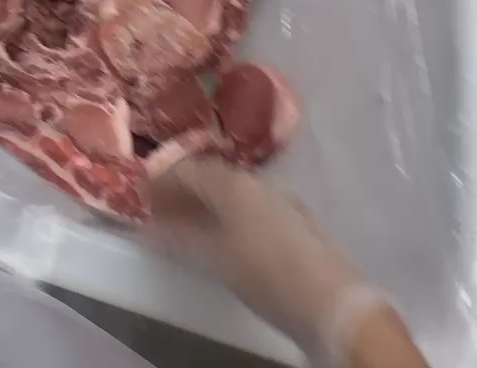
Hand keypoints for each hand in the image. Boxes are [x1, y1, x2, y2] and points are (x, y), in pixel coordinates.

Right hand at [145, 156, 393, 366]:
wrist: (336, 307)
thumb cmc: (265, 273)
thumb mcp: (211, 257)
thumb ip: (175, 237)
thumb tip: (146, 227)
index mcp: (230, 181)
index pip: (183, 169)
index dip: (158, 181)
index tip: (139, 197)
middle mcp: (255, 181)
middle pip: (208, 177)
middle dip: (181, 191)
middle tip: (160, 211)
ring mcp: (280, 200)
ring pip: (231, 193)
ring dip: (205, 204)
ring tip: (188, 226)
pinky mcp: (298, 223)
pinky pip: (250, 208)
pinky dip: (228, 215)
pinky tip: (225, 237)